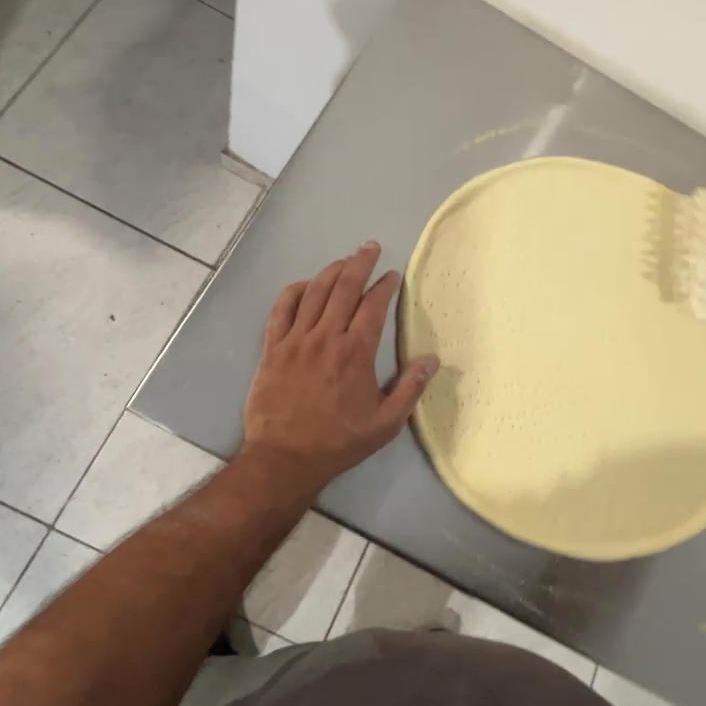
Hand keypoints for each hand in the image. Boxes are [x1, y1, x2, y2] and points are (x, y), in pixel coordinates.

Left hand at [240, 241, 439, 492]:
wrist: (284, 458)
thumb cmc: (338, 442)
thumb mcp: (385, 424)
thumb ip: (410, 389)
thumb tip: (432, 360)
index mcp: (356, 352)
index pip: (374, 305)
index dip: (385, 286)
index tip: (393, 276)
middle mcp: (326, 337)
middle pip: (345, 286)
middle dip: (361, 262)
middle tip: (371, 247)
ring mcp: (296, 339)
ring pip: (315, 291)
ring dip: (332, 270)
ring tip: (345, 260)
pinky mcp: (273, 346)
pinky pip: (283, 307)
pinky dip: (296, 289)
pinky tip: (308, 285)